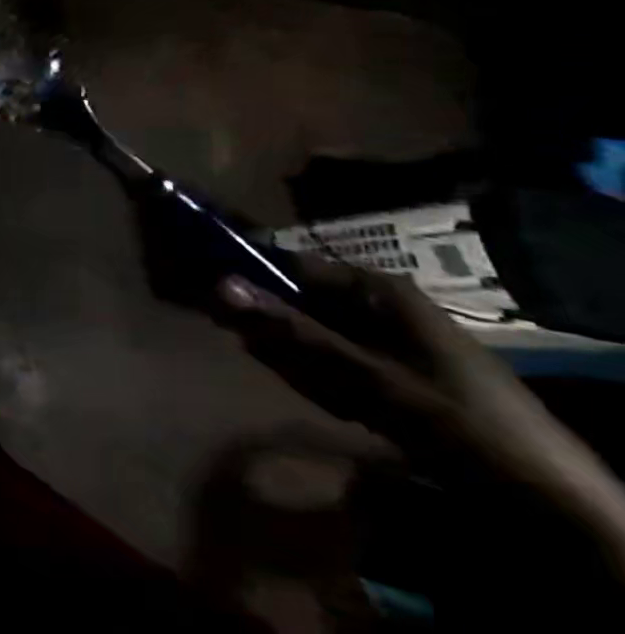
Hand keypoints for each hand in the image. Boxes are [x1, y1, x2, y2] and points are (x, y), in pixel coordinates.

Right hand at [218, 261, 624, 559]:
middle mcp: (377, 302)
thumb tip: (216, 284)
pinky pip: (327, 362)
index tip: (212, 303)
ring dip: (304, 368)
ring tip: (336, 401)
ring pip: (304, 336)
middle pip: (292, 302)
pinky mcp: (386, 367)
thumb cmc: (458, 424)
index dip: (248, 280)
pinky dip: (325, 385)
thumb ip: (291, 331)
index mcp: (378, 289)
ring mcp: (384, 335)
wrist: (550, 500)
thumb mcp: (367, 379)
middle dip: (282, 340)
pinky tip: (349, 411)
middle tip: (298, 375)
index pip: (285, 264)